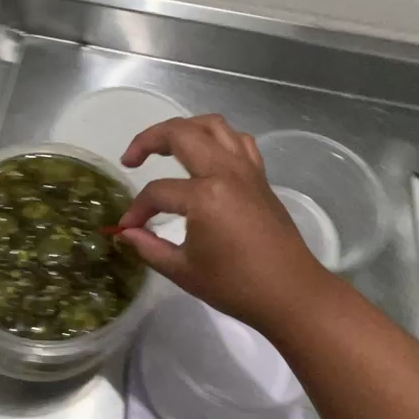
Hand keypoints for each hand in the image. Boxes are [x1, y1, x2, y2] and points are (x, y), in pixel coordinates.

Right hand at [115, 114, 329, 330]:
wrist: (292, 294)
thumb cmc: (236, 287)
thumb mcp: (183, 271)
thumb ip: (148, 247)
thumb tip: (126, 232)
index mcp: (204, 197)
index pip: (157, 192)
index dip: (137, 208)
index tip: (128, 227)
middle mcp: (225, 172)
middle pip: (180, 133)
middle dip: (148, 140)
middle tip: (131, 159)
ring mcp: (246, 170)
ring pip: (212, 125)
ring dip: (183, 128)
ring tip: (165, 146)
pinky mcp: (260, 176)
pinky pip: (238, 140)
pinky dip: (217, 138)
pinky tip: (205, 154)